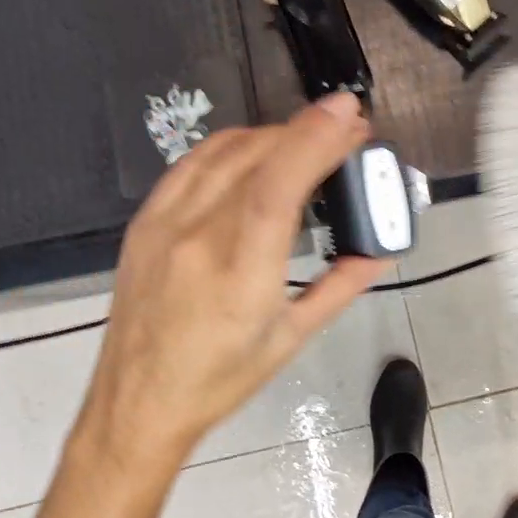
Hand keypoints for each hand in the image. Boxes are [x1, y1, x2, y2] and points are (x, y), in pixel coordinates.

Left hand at [78, 92, 393, 466]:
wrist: (137, 402)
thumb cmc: (220, 380)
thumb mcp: (290, 339)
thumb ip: (339, 286)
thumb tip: (380, 249)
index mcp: (239, 274)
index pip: (278, 185)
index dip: (315, 139)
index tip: (349, 114)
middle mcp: (196, 237)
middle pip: (254, 156)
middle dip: (305, 132)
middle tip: (345, 132)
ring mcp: (163, 225)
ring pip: (221, 151)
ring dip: (270, 135)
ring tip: (305, 141)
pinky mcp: (144, 222)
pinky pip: (190, 164)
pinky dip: (229, 147)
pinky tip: (253, 153)